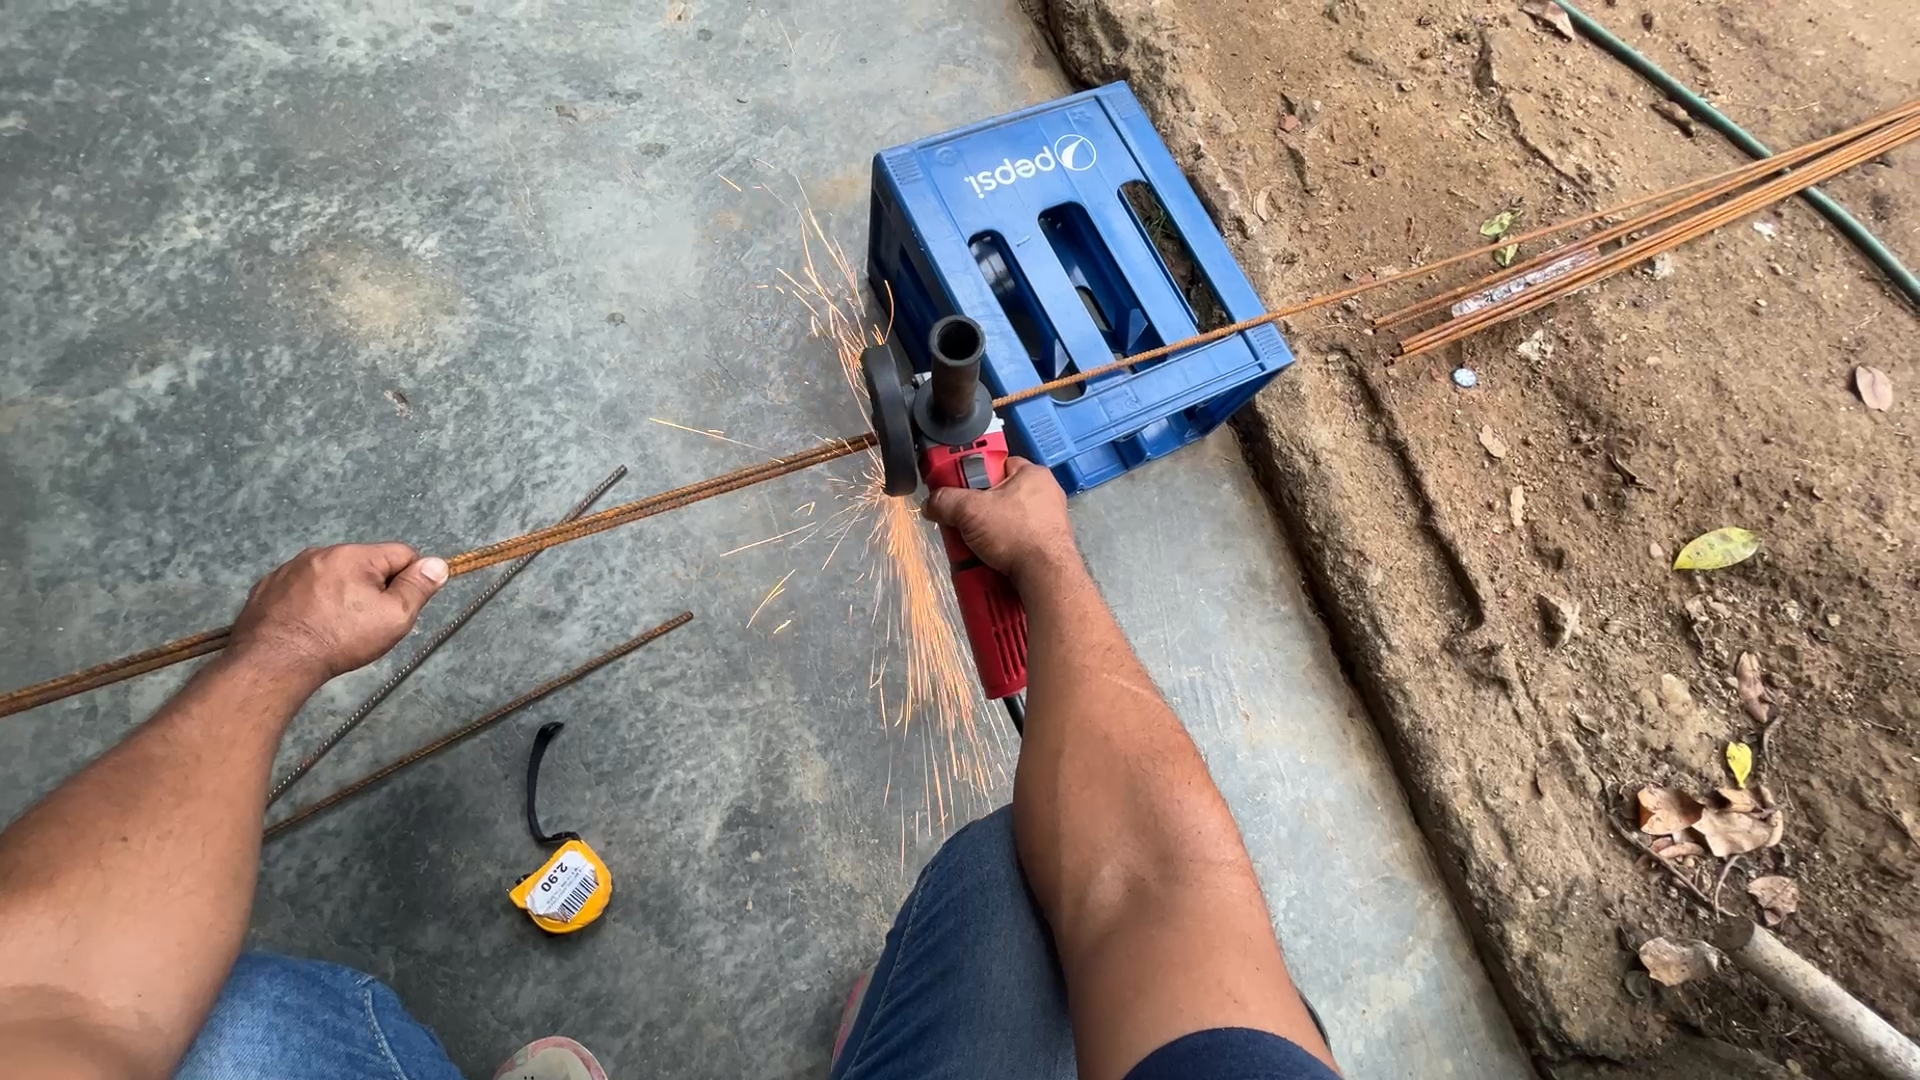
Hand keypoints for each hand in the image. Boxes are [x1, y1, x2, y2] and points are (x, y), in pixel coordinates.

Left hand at [227, 544, 446, 686]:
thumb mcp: (396, 616)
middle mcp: (319, 553)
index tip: (396, 606)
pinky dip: (312, 600)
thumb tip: (437, 563)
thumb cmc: (341, 639)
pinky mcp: (265, 588)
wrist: (272, 664)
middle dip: (374, 586)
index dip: (409, 580)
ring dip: (342, 592)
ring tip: (336, 624)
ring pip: (334, 574)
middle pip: (366, 564)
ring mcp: (287, 569)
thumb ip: (419, 587)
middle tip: (369, 619)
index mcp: (354, 555)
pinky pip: (303, 586)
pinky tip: (310, 623)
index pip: (402, 554)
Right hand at [922, 457, 1077, 586]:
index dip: (972, 475)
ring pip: (1004, 523)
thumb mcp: (970, 510)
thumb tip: (932, 504)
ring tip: (972, 545)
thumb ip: (945, 500)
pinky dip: (999, 551)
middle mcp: (1044, 495)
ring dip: (985, 534)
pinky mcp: (1046, 547)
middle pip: (997, 497)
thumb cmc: (1017, 534)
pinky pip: (1014, 542)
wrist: (1045, 577)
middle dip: (977, 512)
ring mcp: (1048, 523)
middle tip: (962, 522)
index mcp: (1032, 475)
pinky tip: (987, 560)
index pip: (995, 465)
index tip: (957, 487)